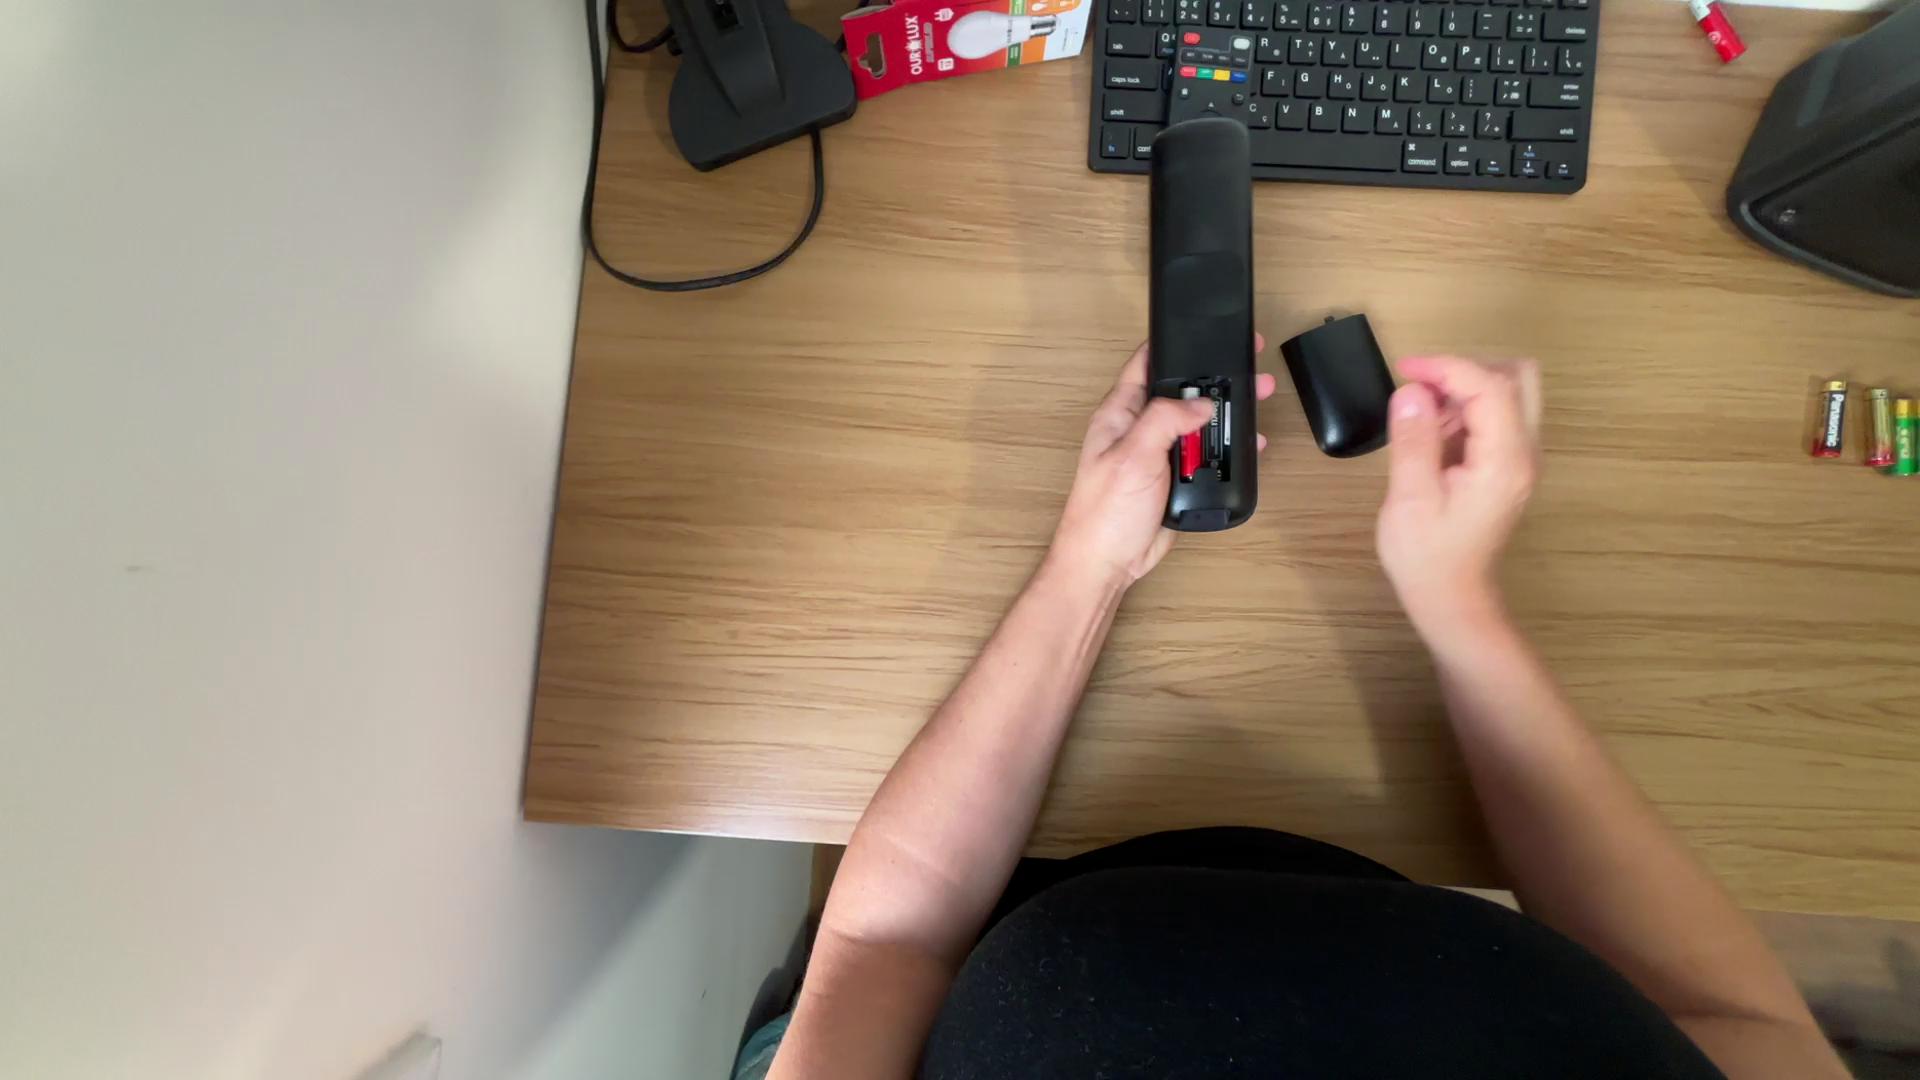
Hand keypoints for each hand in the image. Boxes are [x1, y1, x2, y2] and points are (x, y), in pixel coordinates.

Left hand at [1050, 339, 1275, 586]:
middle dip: (1214, 379)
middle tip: (1250, 366)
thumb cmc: (1104, 512)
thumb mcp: (1133, 455)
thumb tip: (1202, 402)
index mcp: (1120, 414)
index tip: (1209, 331)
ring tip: (1259, 397)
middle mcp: (1138, 429)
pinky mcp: (1173, 480)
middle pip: (1180, 392)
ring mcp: (1156, 455)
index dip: (1175, 344)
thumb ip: (1165, 420)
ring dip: (1225, 413)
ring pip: (1196, 424)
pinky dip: (1227, 447)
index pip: (1145, 364)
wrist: (1108, 562)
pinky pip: (1204, 455)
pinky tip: (1249, 442)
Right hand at [1376, 356, 1541, 629]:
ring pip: (1508, 394)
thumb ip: (1412, 442)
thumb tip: (1410, 393)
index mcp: (1503, 460)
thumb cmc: (1426, 554)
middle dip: (1466, 369)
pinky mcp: (1506, 466)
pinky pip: (1495, 418)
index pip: (1489, 387)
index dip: (1447, 367)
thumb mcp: (1409, 499)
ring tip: (1417, 418)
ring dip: (1463, 390)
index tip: (1404, 368)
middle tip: (1419, 385)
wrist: (1450, 595)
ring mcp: (1520, 459)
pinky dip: (1464, 411)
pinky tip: (1430, 435)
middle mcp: (1524, 452)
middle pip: (1517, 378)